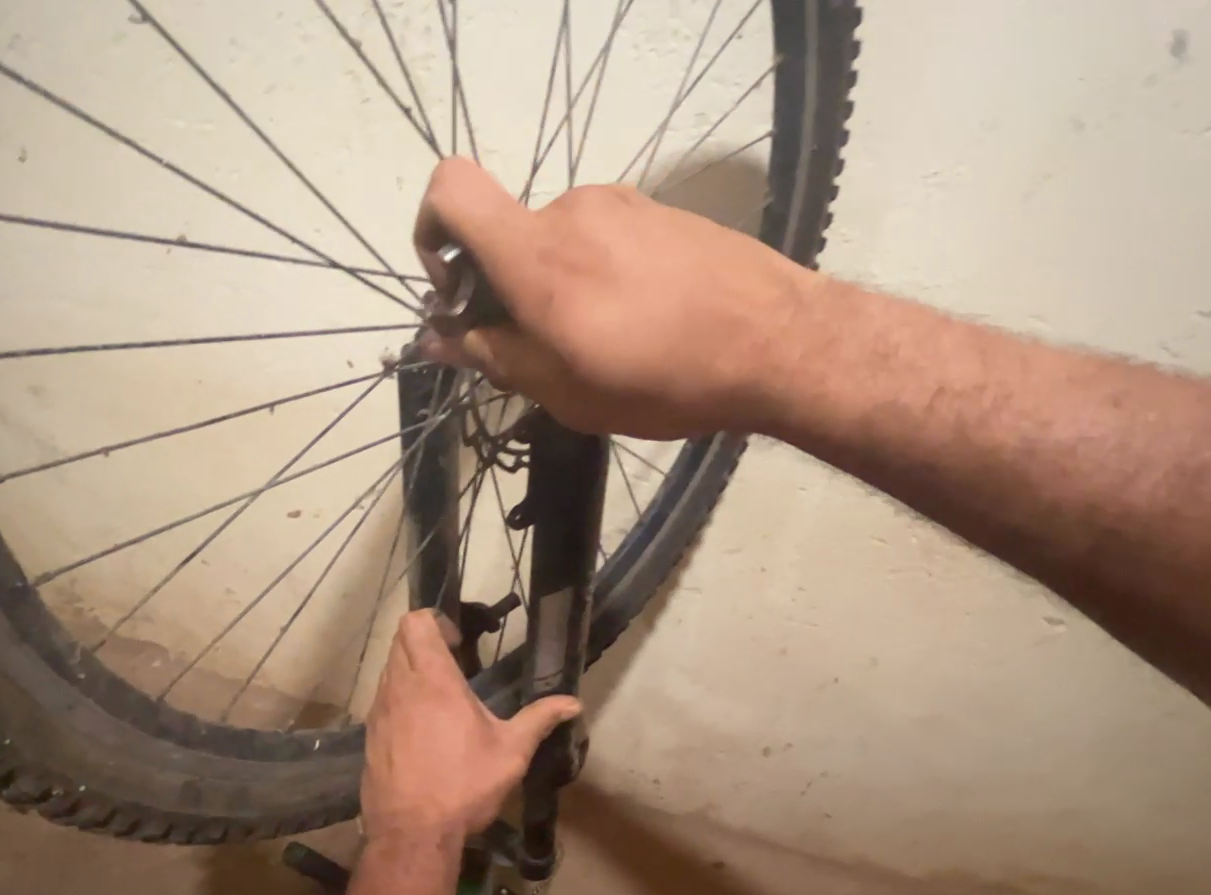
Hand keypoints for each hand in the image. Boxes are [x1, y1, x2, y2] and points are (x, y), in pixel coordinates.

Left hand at [361, 610, 580, 844]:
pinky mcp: (370, 735)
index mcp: (434, 681)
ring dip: (410, 669)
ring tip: (439, 696)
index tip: (459, 641)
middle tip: (453, 663)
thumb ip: (539, 719)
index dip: (435, 620)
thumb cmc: (463, 786)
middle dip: (424, 641)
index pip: (416, 623)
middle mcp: (401, 687)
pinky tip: (421, 727)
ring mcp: (380, 710)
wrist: (412, 834)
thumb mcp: (510, 752)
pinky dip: (399, 697)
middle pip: (400, 639)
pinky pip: (382, 698)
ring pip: (389, 668)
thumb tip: (573, 703)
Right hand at [415, 157, 815, 438]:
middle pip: (508, 234)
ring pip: (558, 242)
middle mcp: (571, 211)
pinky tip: (640, 321)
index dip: (431, 231)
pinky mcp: (659, 212)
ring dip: (558, 286)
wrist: (779, 343)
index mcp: (537, 255)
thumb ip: (493, 356)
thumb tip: (438, 337)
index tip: (455, 290)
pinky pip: (602, 238)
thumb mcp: (565, 390)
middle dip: (507, 289)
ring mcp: (621, 205)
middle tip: (542, 349)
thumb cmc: (663, 380)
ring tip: (603, 342)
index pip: (451, 189)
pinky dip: (598, 275)